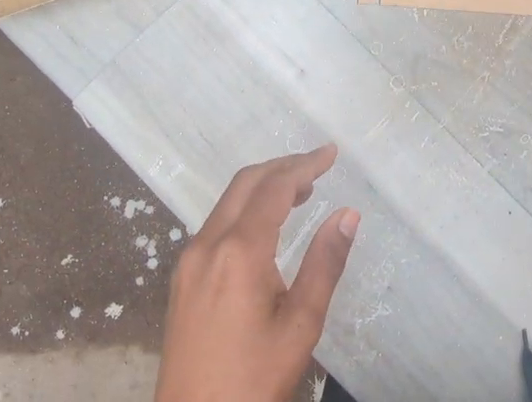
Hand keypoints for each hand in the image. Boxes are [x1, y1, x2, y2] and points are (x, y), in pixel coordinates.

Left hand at [155, 145, 359, 401]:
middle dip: (283, 167)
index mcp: (238, 251)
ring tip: (301, 191)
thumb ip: (325, 264)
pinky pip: (216, 223)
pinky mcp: (182, 279)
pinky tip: (267, 226)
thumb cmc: (253, 378)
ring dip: (263, 186)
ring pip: (228, 201)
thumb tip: (348, 214)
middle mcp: (207, 245)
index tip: (332, 153)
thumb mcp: (300, 325)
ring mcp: (189, 261)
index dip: (304, 165)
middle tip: (319, 165)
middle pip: (246, 184)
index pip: (274, 189)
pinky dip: (246, 208)